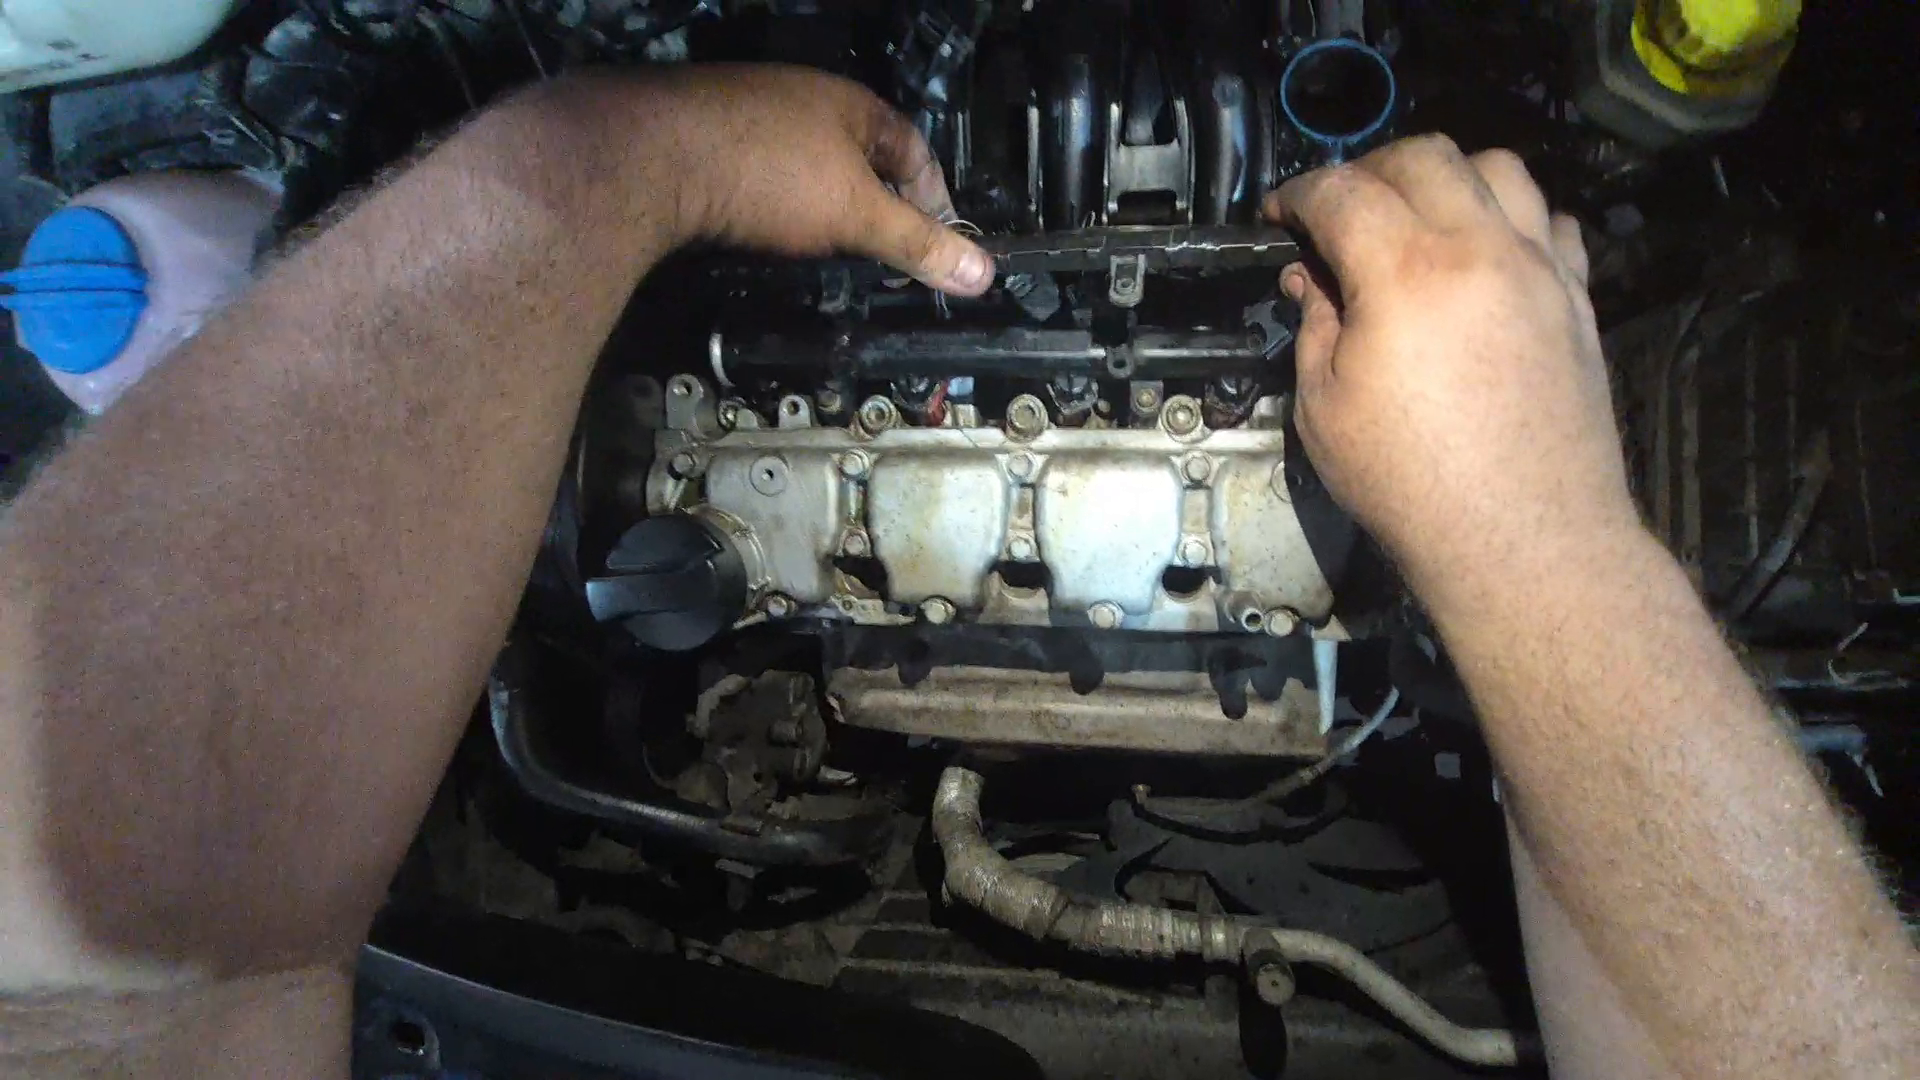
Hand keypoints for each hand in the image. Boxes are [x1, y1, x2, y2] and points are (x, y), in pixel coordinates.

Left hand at [616, 64, 994, 295]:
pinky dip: (793, 209)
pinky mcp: (721, 141)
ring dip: (838, 209)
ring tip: (845, 251)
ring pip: (820, 169)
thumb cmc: (770, 174)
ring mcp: (761, 117)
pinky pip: (777, 177)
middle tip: (895, 255)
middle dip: (887, 207)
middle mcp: (809, 102)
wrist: (656, 158)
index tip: (942, 244)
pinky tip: (784, 234)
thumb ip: (919, 243)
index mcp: (854, 106)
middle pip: (869, 159)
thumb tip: (983, 273)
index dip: (936, 200)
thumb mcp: (859, 215)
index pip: (916, 151)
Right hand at [1261, 136, 1637, 595]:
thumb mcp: (1323, 405)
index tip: (1277, 215)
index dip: (1299, 194)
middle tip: (1332, 213)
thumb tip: (1312, 280)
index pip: (1343, 193)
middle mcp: (1480, 248)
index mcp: (1404, 274)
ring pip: (1496, 167)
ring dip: (1438, 178)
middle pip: (1422, 157)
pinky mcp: (1575, 295)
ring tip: (1407, 220)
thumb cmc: (1401, 477)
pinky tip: (1476, 253)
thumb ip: (1316, 325)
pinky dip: (1502, 213)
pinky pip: (1546, 217)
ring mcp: (1539, 266)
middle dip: (1364, 172)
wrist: (1515, 530)